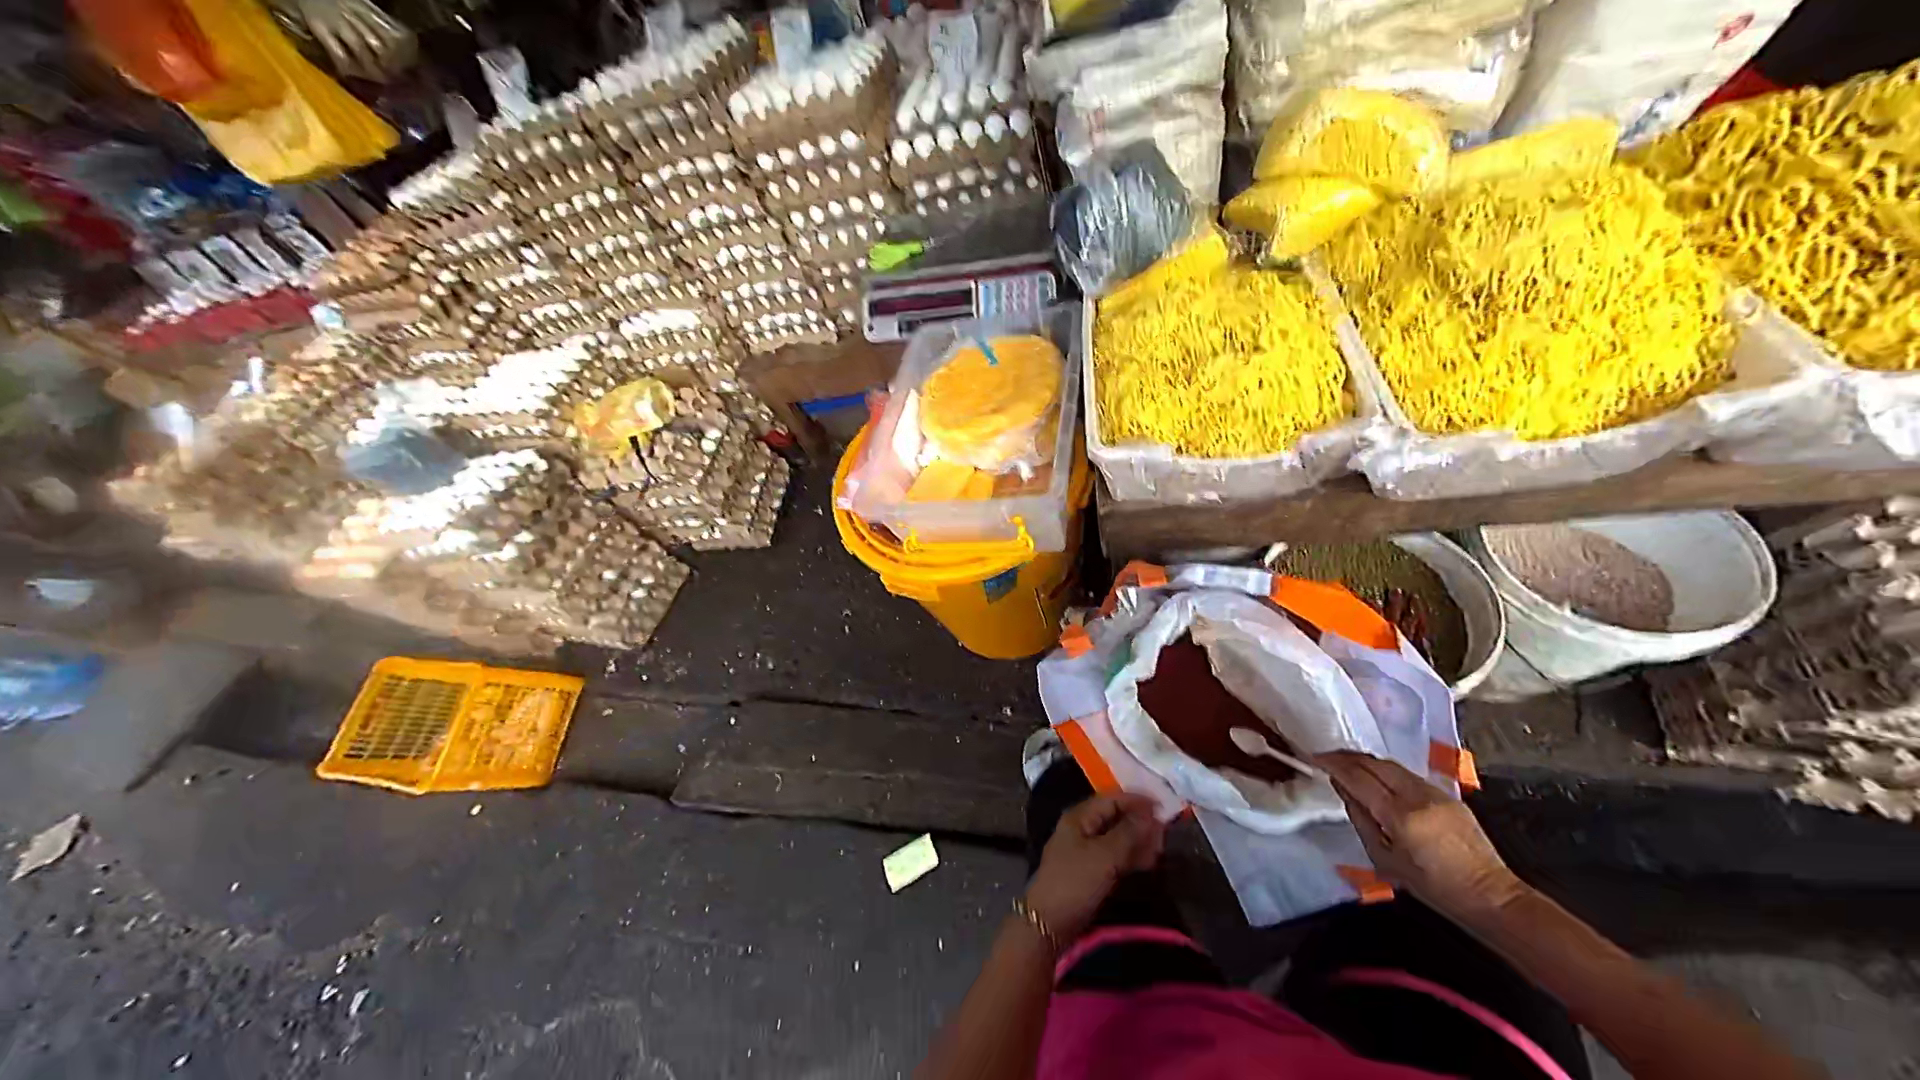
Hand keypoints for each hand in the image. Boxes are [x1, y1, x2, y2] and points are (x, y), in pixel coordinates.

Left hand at [1025, 794, 1165, 942]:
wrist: (1049, 924)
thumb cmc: (1076, 882)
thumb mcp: (1105, 855)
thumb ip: (1129, 832)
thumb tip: (1151, 813)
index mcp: (1079, 817)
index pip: (1112, 799)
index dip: (1137, 801)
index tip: (1164, 807)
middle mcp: (1081, 828)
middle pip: (1114, 817)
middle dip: (1140, 822)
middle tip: (1165, 832)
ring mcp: (1084, 850)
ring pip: (1116, 838)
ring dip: (1137, 840)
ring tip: (1160, 848)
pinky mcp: (1089, 871)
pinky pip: (1114, 856)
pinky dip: (1130, 856)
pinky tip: (1148, 863)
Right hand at [1319, 751, 1527, 918]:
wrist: (1490, 896)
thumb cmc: (1432, 886)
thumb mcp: (1384, 858)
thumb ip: (1360, 819)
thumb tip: (1343, 789)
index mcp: (1399, 815)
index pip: (1358, 777)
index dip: (1334, 764)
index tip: (1316, 757)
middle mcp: (1418, 796)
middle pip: (1375, 763)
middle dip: (1348, 757)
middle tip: (1327, 757)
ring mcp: (1436, 793)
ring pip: (1392, 765)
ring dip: (1367, 761)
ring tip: (1348, 764)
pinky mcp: (1448, 795)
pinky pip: (1408, 775)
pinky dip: (1386, 771)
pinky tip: (1378, 779)